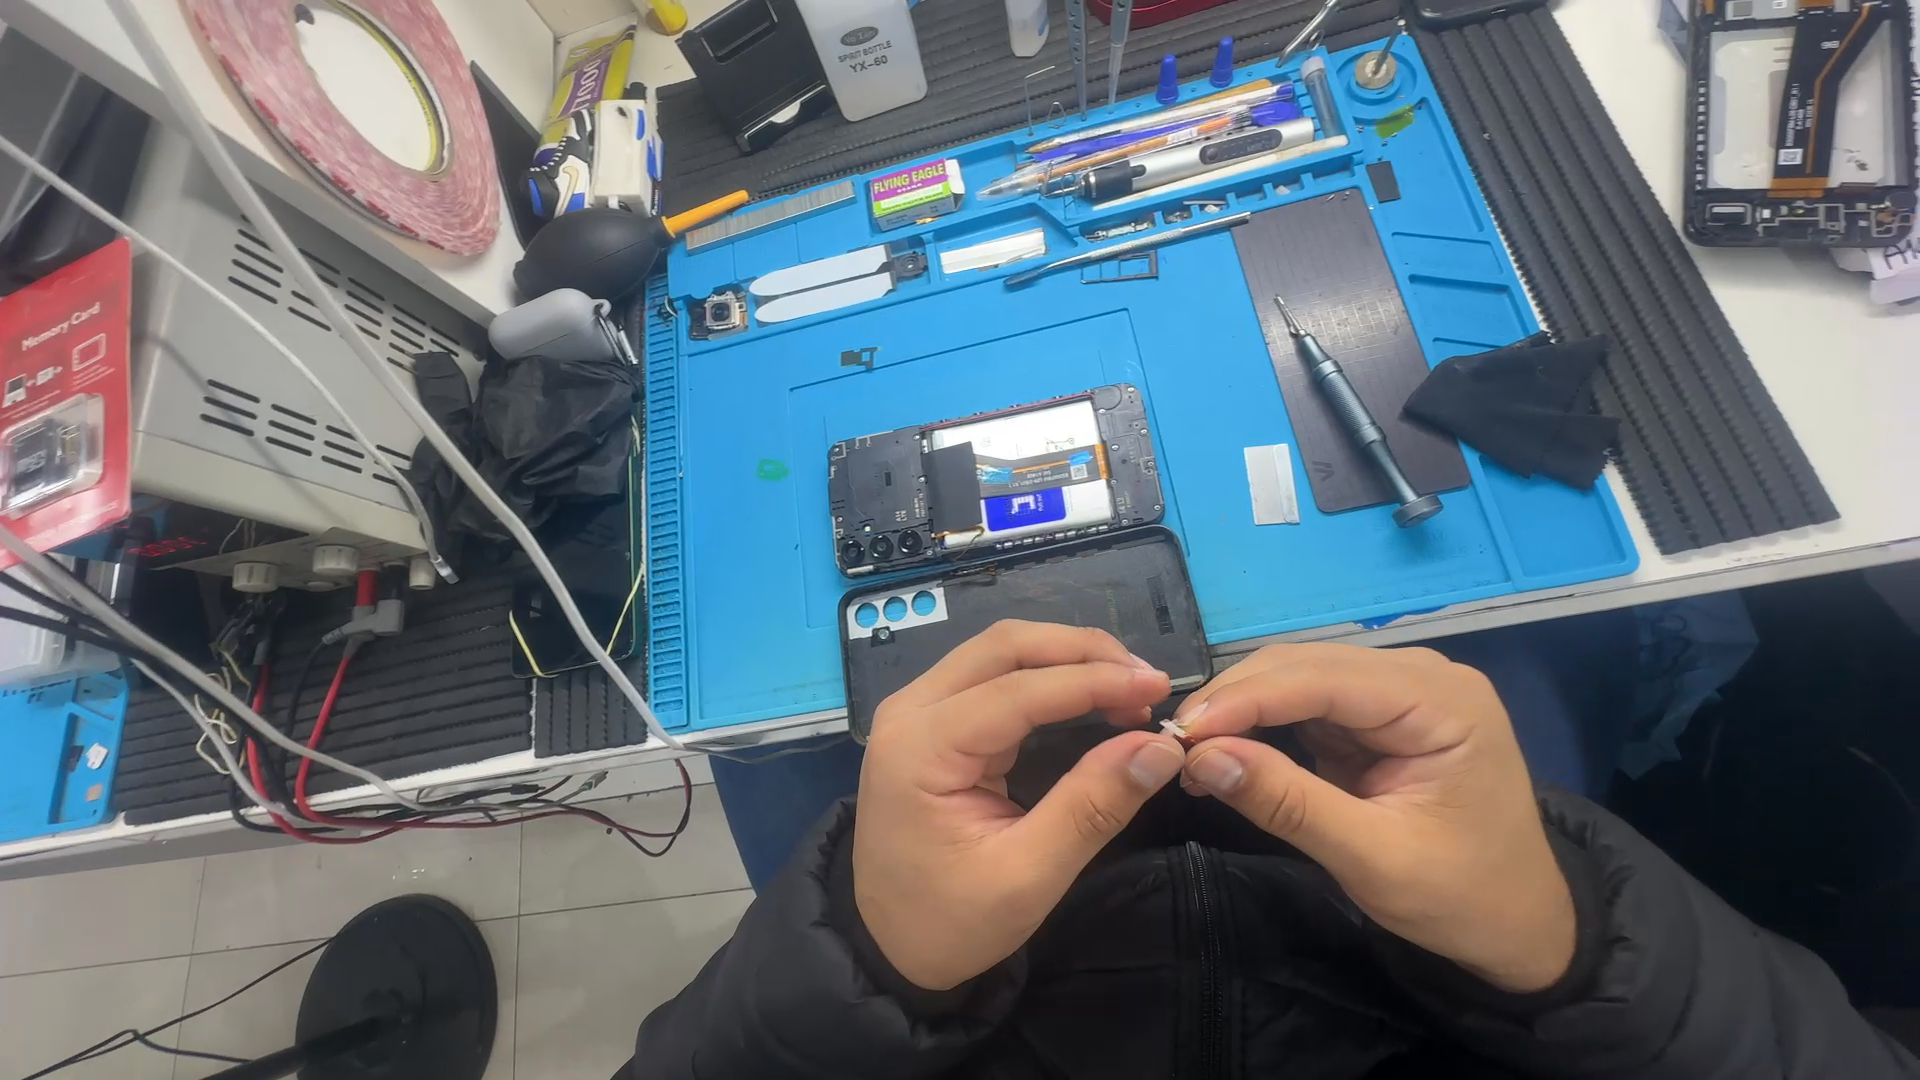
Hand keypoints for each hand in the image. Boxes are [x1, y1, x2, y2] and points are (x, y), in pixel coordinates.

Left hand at [852, 620, 1186, 990]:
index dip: (1093, 681)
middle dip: (1081, 651)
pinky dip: (1048, 675)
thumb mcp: (1026, 878)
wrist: (882, 943)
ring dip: (1067, 657)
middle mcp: (912, 709)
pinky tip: (1090, 691)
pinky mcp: (935, 717)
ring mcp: (919, 708)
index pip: (1016, 690)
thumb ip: (1091, 807)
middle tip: (1146, 680)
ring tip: (1128, 683)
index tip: (1157, 686)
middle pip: (1003, 646)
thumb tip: (1160, 748)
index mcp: (919, 746)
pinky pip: (995, 675)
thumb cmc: (946, 921)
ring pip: (1000, 652)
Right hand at [1173, 644, 1575, 992]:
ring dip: (1238, 710)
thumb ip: (1287, 803)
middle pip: (1300, 665)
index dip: (1245, 699)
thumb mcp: (1374, 859)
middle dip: (1234, 701)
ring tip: (1193, 751)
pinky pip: (1297, 702)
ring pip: (1290, 677)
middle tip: (1177, 745)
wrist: (1519, 929)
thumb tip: (1200, 758)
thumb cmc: (1463, 899)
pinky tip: (1225, 749)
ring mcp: (1393, 690)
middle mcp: (1417, 676)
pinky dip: (1255, 723)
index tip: (1182, 732)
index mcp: (1441, 700)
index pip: (1322, 678)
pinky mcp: (1370, 712)